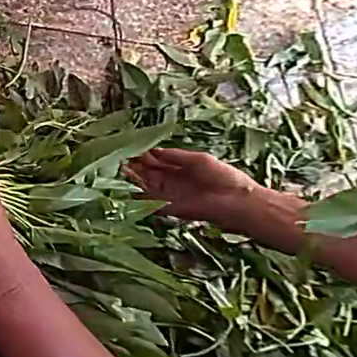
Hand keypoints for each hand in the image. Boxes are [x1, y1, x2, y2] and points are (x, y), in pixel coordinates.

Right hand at [125, 148, 265, 230]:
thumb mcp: (198, 160)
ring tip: (117, 169)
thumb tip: (152, 151)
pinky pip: (146, 202)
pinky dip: (135, 196)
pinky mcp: (167, 208)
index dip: (141, 155)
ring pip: (143, 186)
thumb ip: (175, 156)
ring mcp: (168, 195)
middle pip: (145, 172)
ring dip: (130, 178)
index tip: (128, 149)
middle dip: (132, 166)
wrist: (238, 202)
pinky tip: (124, 186)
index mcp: (179, 168)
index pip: (154, 160)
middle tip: (117, 159)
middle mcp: (171, 181)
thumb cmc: (224, 177)